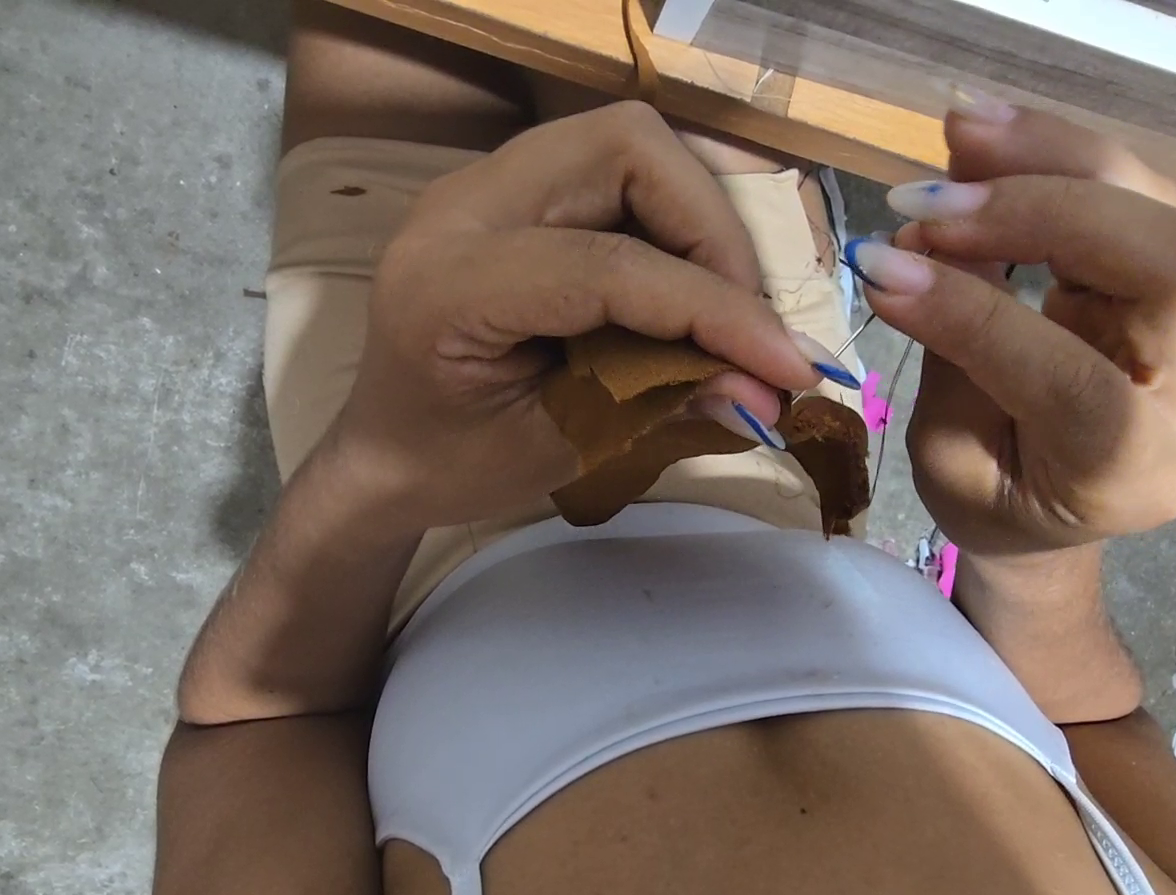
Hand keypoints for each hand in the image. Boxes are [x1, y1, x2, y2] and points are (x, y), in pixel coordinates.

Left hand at [324, 101, 819, 530]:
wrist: (388, 453)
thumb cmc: (455, 467)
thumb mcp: (561, 448)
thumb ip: (657, 404)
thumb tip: (765, 389)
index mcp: (451, 285)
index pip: (610, 267)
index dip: (715, 313)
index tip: (787, 369)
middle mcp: (462, 206)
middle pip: (628, 148)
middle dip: (714, 233)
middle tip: (747, 324)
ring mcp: (484, 187)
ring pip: (628, 146)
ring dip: (699, 221)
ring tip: (723, 310)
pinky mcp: (511, 194)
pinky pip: (614, 173)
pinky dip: (671, 224)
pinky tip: (685, 289)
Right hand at [852, 103, 1175, 556]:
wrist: (1053, 519)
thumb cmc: (991, 506)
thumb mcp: (946, 456)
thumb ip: (950, 357)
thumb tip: (912, 254)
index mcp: (1129, 474)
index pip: (1066, 373)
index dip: (973, 311)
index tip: (885, 263)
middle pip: (1171, 266)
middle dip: (1047, 208)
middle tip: (938, 189)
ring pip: (1166, 215)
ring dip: (1057, 161)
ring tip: (962, 133)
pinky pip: (1142, 207)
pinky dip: (1066, 166)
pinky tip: (995, 145)